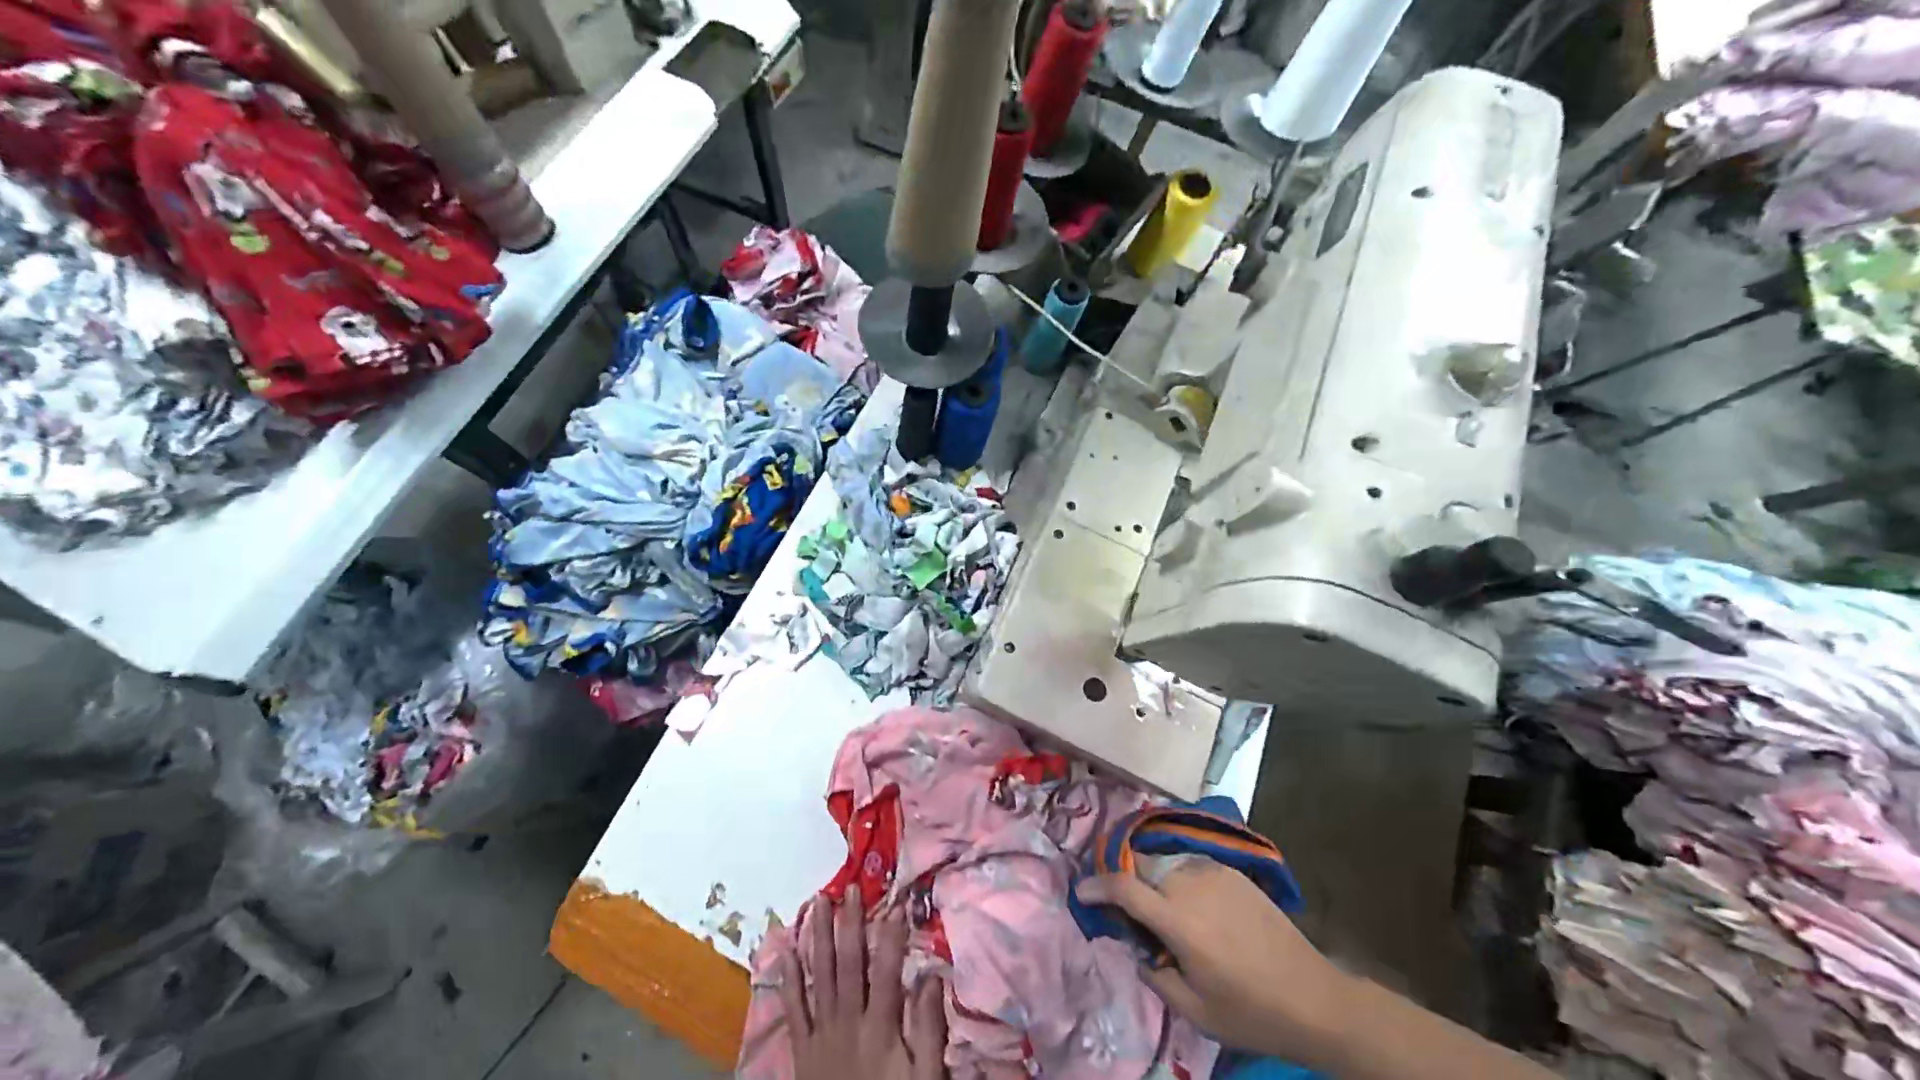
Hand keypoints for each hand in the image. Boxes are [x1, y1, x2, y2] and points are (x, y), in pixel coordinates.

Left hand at [776, 892, 947, 1079]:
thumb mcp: (926, 1078)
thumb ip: (930, 1030)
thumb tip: (933, 977)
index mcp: (881, 1026)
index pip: (888, 969)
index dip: (893, 934)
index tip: (897, 901)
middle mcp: (848, 1021)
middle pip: (850, 963)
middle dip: (851, 922)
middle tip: (851, 887)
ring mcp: (821, 1033)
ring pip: (820, 975)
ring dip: (819, 936)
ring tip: (819, 901)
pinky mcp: (802, 1049)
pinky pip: (794, 1009)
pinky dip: (788, 979)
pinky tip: (786, 950)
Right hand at [1075, 860, 1352, 1062]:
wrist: (1314, 997)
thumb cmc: (1250, 1011)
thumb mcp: (1194, 1010)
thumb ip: (1155, 975)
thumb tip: (1138, 951)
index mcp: (1177, 920)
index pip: (1123, 887)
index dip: (1096, 886)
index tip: (1081, 891)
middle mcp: (1191, 886)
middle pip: (1142, 865)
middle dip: (1126, 877)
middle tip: (1126, 902)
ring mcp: (1215, 874)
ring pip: (1167, 862)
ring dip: (1154, 878)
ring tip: (1161, 905)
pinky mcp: (1234, 873)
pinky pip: (1193, 865)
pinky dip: (1181, 878)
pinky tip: (1193, 904)